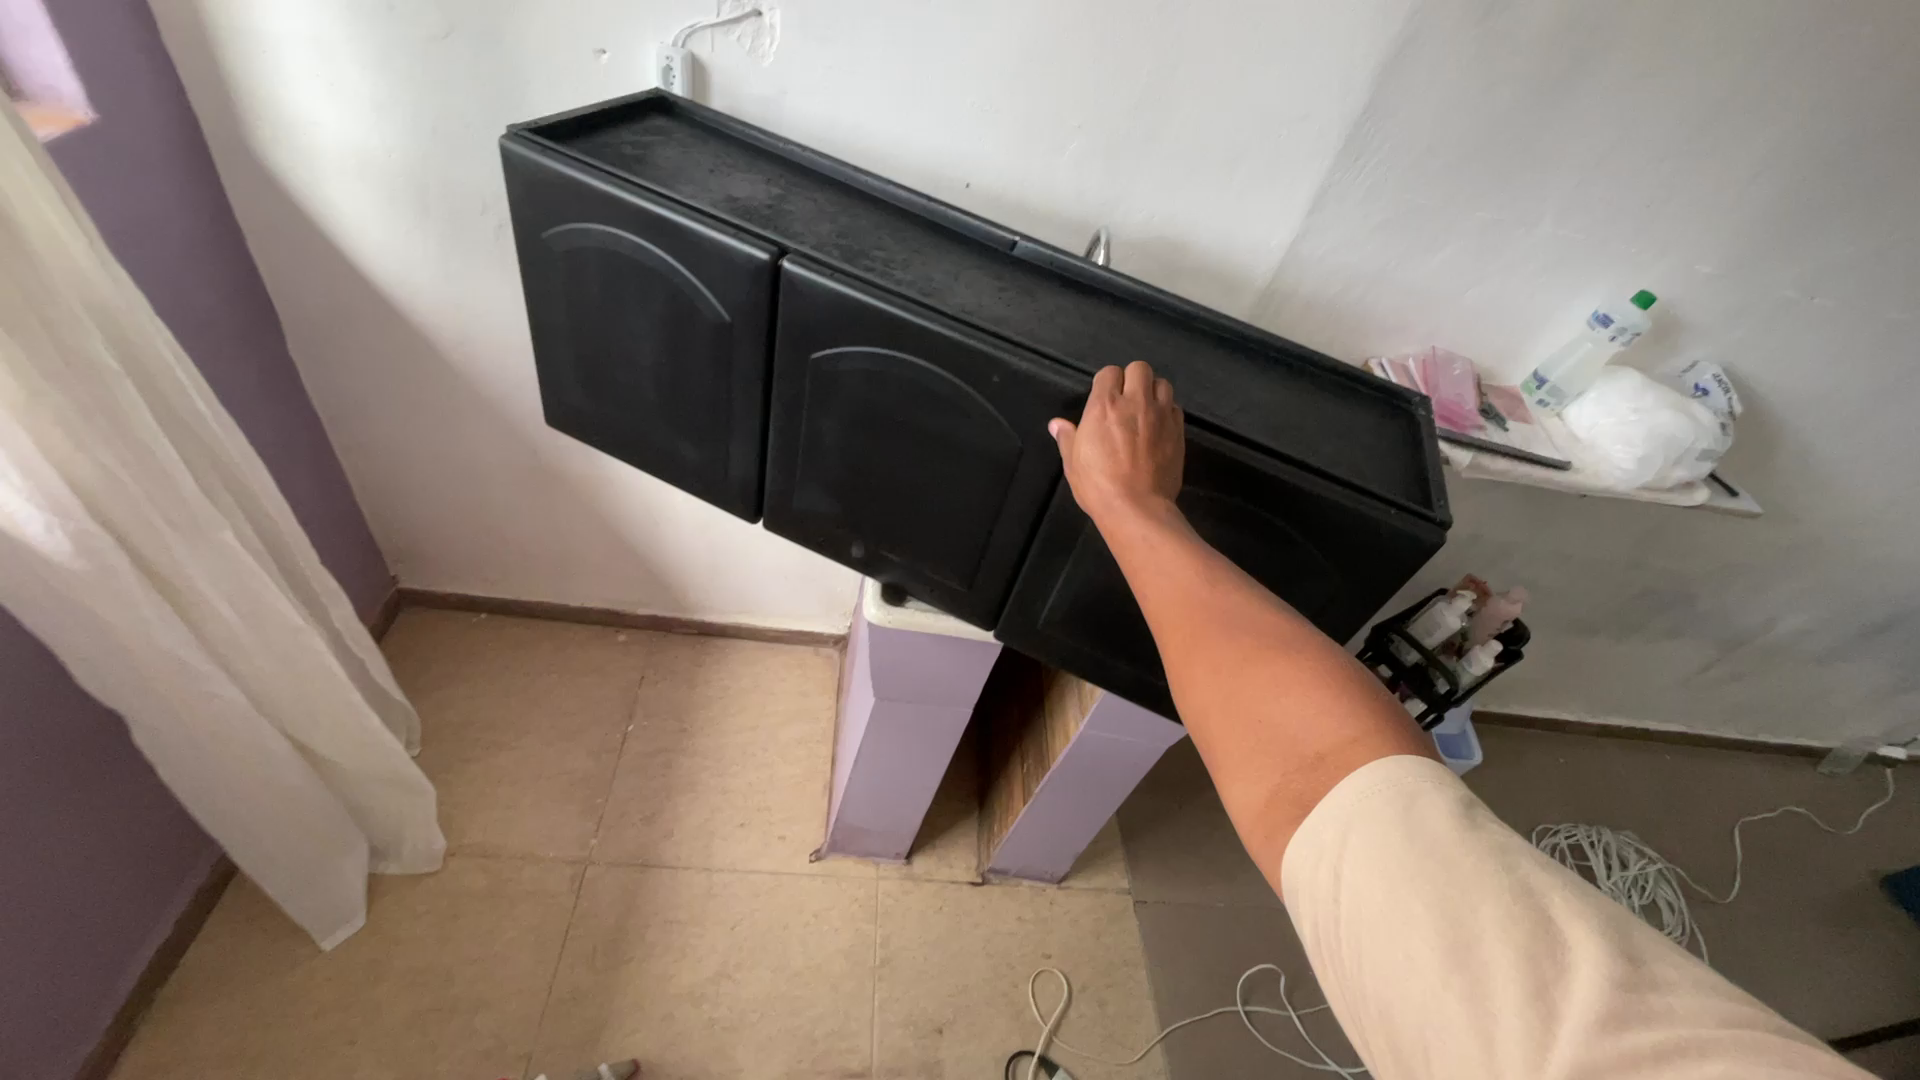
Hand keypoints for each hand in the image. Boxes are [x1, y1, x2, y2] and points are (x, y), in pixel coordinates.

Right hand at [1049, 361, 1183, 525]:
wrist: (1136, 508)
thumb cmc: (1098, 485)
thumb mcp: (1072, 463)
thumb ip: (1067, 438)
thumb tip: (1056, 424)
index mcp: (1104, 406)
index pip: (1109, 372)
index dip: (1106, 383)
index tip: (1103, 399)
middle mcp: (1135, 402)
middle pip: (1140, 368)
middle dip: (1132, 379)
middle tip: (1126, 400)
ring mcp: (1160, 415)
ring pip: (1163, 383)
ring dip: (1153, 391)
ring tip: (1145, 410)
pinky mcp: (1178, 430)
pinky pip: (1175, 407)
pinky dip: (1166, 411)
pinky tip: (1158, 427)